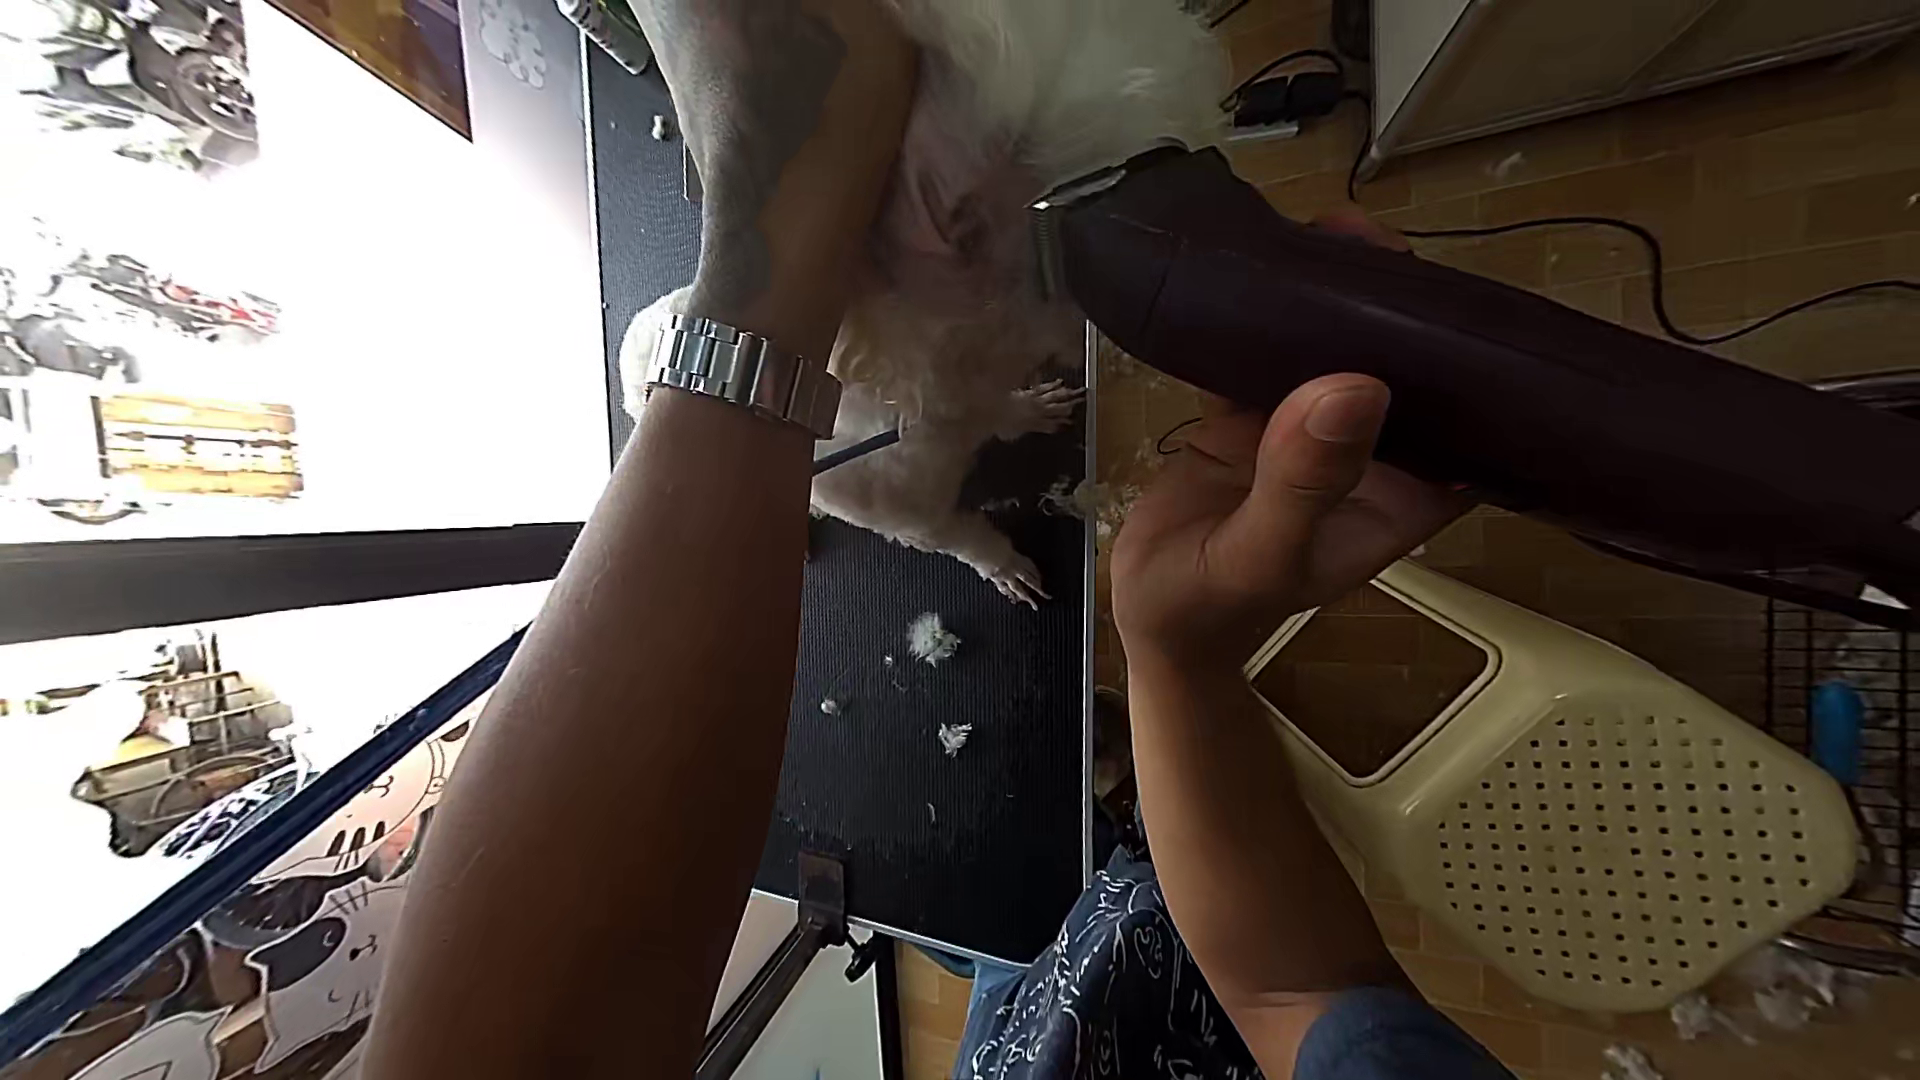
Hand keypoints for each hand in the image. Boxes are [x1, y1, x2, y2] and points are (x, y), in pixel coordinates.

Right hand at [1111, 213, 1470, 673]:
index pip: (1467, 418)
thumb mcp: (1256, 557)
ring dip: (1323, 305)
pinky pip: (1260, 366)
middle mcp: (1364, 458)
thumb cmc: (1205, 608)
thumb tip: (1352, 384)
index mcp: (1398, 497)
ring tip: (1313, 238)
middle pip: (1395, 370)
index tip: (1448, 291)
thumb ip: (1301, 486)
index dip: (1471, 354)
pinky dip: (1253, 327)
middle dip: (1388, 307)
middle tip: (1363, 243)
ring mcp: (1302, 436)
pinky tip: (1250, 280)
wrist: (1146, 611)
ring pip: (1327, 357)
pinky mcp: (1249, 423)